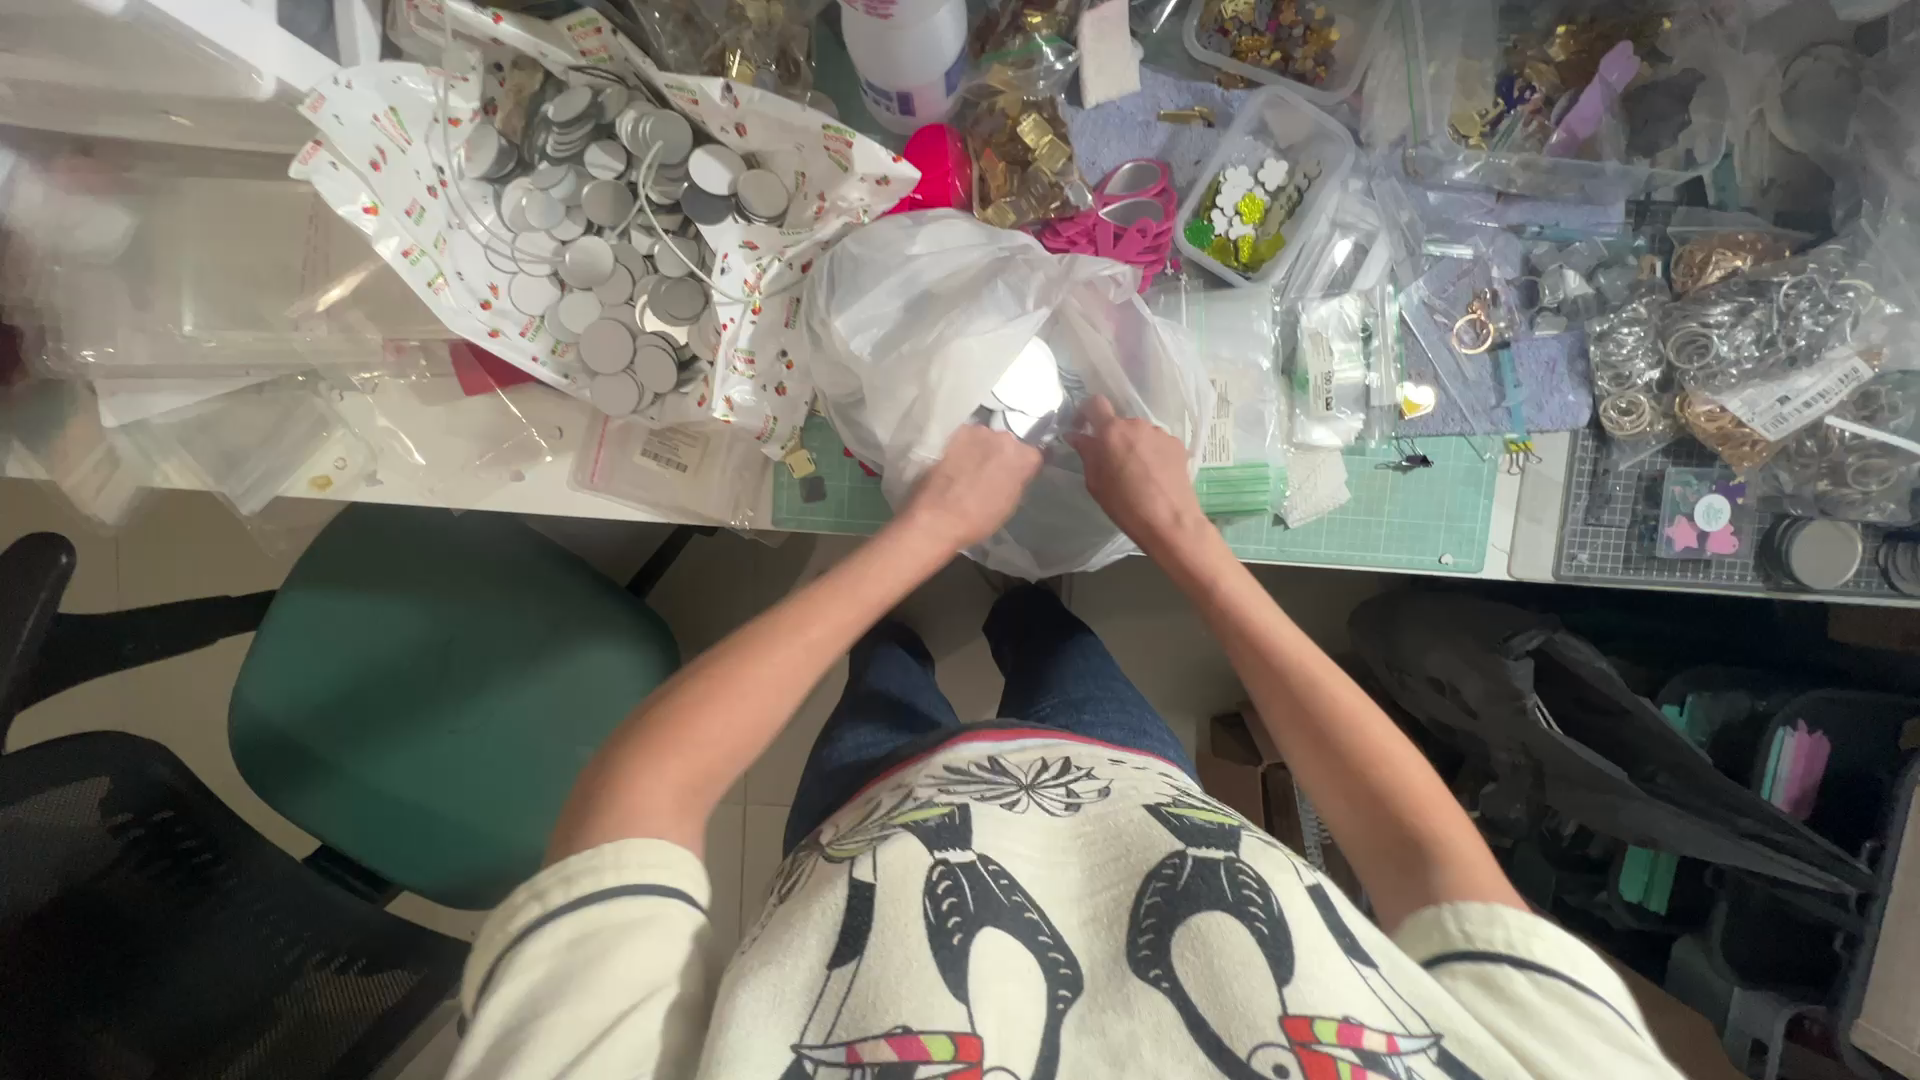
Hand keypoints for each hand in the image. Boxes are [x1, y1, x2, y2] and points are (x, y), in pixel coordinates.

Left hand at [897, 424, 1043, 548]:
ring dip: (984, 449)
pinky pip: (968, 438)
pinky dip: (966, 447)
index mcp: (1025, 457)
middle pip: (1009, 443)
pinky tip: (958, 462)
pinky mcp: (956, 433)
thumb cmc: (979, 518)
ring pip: (988, 438)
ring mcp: (980, 432)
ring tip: (972, 469)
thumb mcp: (1011, 502)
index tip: (1014, 477)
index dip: (1022, 467)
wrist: (939, 516)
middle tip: (992, 473)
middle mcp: (1005, 437)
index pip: (1032, 455)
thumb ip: (1018, 479)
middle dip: (1003, 455)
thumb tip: (1016, 471)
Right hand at [1067, 395, 1207, 555]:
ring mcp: (1160, 433)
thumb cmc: (1124, 504)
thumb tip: (1076, 435)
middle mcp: (1137, 424)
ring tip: (1136, 472)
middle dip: (1112, 437)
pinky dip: (1151, 453)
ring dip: (1133, 445)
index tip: (1083, 428)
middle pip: (1119, 423)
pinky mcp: (1177, 444)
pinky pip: (1157, 442)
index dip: (1085, 412)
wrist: (1169, 520)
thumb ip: (1086, 453)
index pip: (1095, 403)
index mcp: (1111, 431)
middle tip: (1111, 462)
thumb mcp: (1095, 482)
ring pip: (1139, 433)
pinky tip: (1154, 474)